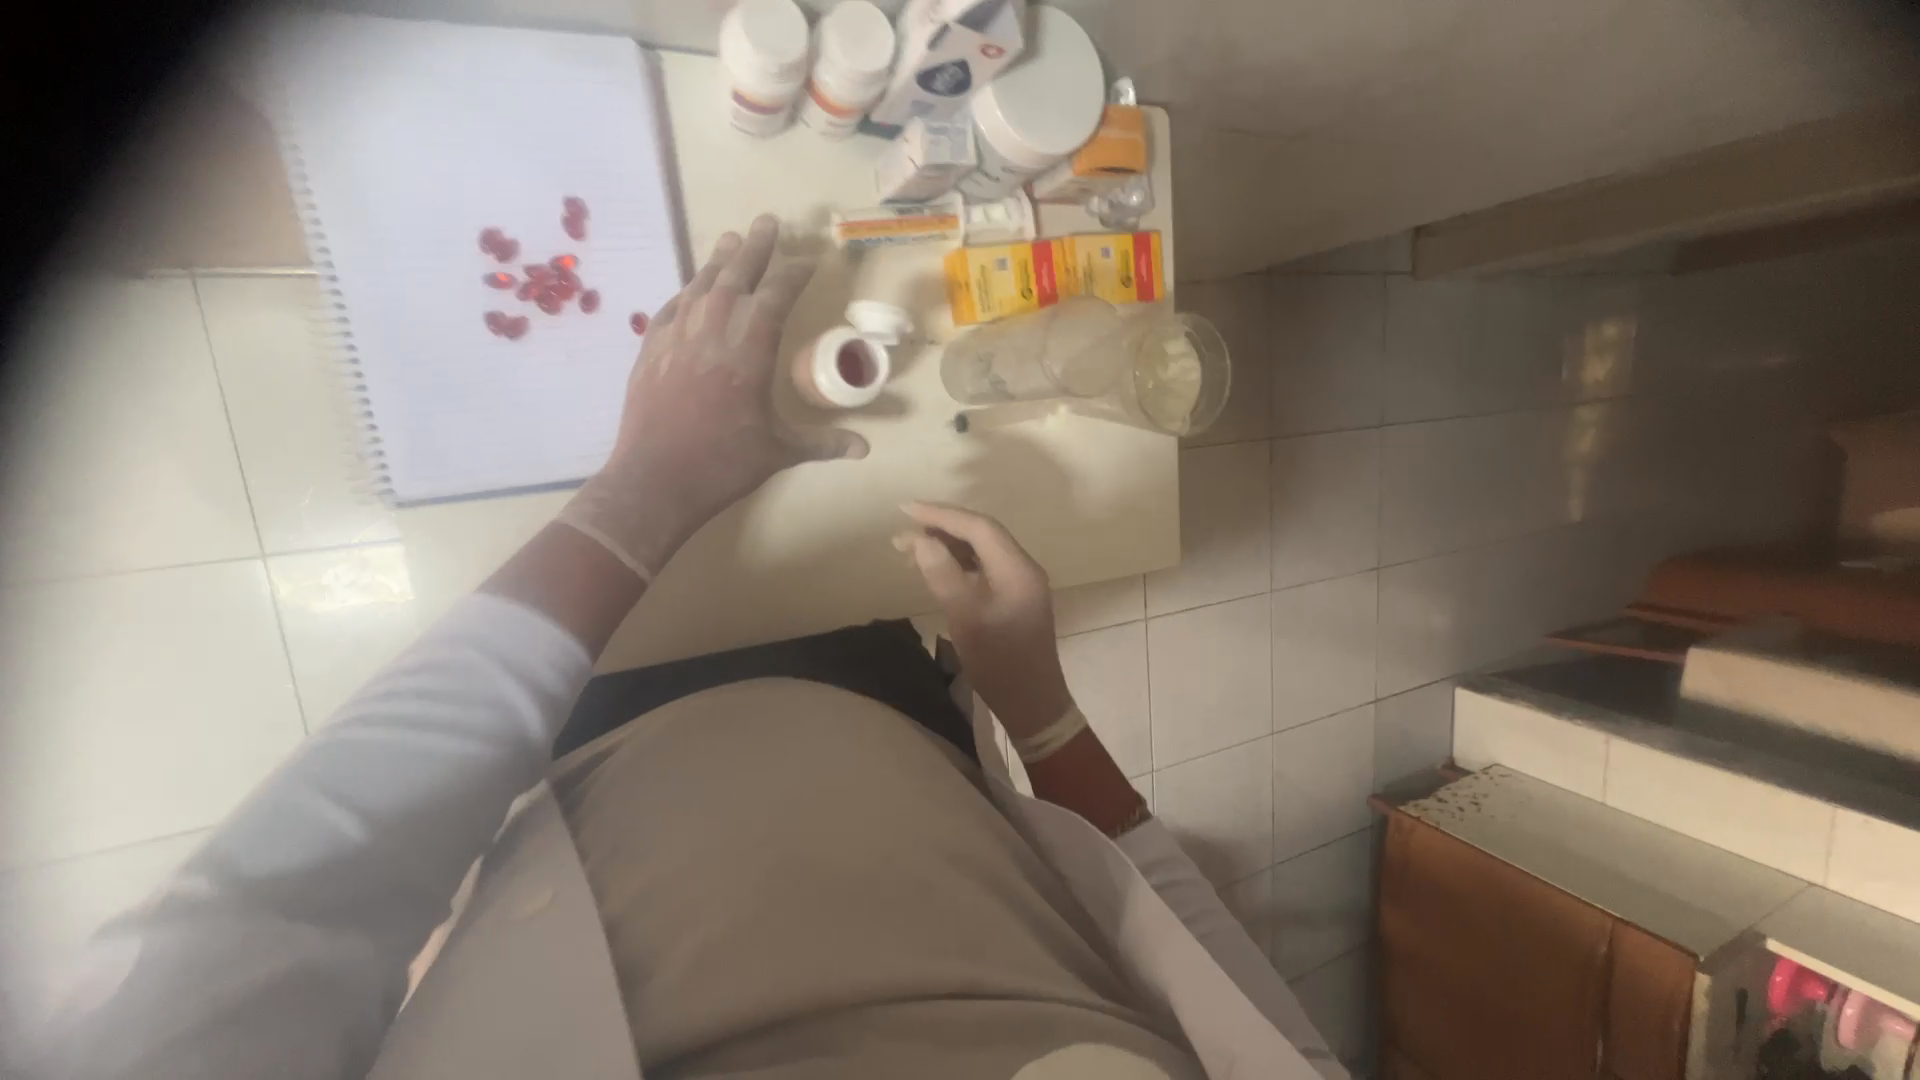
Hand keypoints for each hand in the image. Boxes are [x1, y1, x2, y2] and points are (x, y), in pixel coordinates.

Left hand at [560, 215, 868, 578]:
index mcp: (749, 353)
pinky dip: (687, 293)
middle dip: (756, 248)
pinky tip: (692, 289)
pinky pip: (672, 309)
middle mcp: (713, 333)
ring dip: (718, 261)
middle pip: (736, 277)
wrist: (655, 479)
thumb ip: (823, 443)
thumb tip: (864, 448)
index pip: (774, 298)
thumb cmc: (724, 464)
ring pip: (701, 286)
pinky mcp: (651, 350)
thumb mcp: (780, 452)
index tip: (807, 259)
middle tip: (768, 221)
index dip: (793, 275)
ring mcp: (677, 338)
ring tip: (731, 239)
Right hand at [898, 502, 1073, 737]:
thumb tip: (921, 540)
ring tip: (909, 550)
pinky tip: (933, 569)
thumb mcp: (967, 621)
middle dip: (940, 528)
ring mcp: (1020, 584)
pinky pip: (983, 568)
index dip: (941, 515)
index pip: (978, 527)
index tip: (904, 511)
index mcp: (1018, 569)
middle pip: (981, 534)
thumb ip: (944, 576)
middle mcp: (1023, 568)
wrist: (1033, 706)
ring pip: (980, 551)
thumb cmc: (1001, 665)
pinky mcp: (1013, 599)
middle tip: (901, 533)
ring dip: (946, 545)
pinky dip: (956, 564)